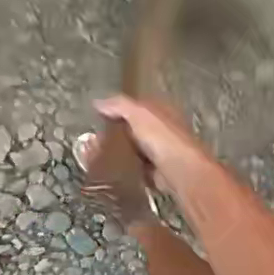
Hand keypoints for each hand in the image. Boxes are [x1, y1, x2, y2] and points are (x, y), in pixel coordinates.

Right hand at [93, 96, 218, 194]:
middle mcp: (163, 130)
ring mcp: (161, 152)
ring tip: (97, 154)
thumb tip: (98, 102)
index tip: (99, 115)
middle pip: (134, 129)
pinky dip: (125, 168)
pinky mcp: (156, 172)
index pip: (138, 106)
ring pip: (134, 149)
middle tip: (94, 138)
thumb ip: (119, 105)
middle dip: (116, 133)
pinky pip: (136, 168)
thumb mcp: (138, 113)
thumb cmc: (162, 137)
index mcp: (162, 111)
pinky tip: (111, 169)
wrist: (179, 171)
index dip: (119, 109)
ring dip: (118, 152)